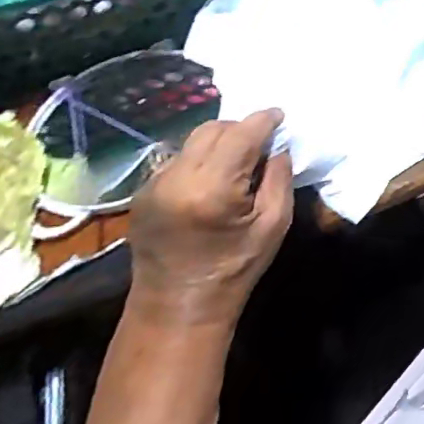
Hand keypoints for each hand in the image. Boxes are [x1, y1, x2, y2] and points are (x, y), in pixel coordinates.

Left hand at [127, 108, 292, 325]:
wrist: (178, 307)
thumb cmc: (234, 270)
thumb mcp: (273, 226)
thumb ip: (279, 179)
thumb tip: (278, 147)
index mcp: (212, 188)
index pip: (241, 134)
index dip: (264, 120)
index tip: (279, 116)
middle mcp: (178, 177)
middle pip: (214, 129)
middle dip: (241, 129)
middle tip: (261, 144)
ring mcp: (155, 183)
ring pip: (193, 141)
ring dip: (219, 143)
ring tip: (237, 164)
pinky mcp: (144, 191)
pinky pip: (178, 159)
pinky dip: (200, 160)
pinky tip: (211, 182)